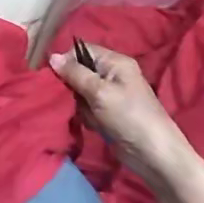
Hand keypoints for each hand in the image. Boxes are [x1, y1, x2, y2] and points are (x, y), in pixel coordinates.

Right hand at [49, 43, 194, 185]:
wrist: (151, 152)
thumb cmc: (127, 116)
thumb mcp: (99, 92)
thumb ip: (75, 74)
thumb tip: (52, 57)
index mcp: (116, 62)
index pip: (83, 50)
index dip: (68, 61)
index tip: (55, 77)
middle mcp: (113, 74)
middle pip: (80, 72)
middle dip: (74, 87)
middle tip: (77, 100)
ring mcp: (111, 94)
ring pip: (81, 93)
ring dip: (81, 106)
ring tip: (91, 116)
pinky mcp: (108, 112)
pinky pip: (88, 108)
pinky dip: (88, 117)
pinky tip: (95, 126)